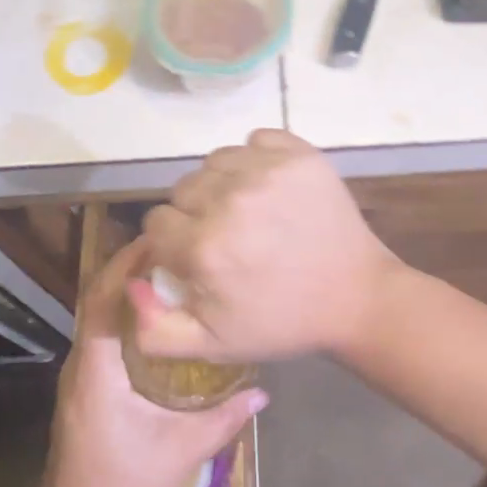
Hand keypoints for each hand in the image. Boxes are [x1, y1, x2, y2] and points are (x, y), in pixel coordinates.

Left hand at [36, 240, 265, 486]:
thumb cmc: (124, 486)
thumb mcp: (180, 452)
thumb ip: (223, 418)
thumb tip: (264, 392)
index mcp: (95, 370)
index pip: (103, 298)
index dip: (127, 264)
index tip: (162, 241)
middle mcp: (79, 364)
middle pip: (97, 298)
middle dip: (130, 268)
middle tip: (174, 249)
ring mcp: (78, 376)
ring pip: (97, 315)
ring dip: (126, 289)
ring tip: (171, 273)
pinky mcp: (84, 388)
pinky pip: (101, 334)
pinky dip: (124, 315)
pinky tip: (158, 318)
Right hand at [135, 128, 402, 361]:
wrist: (355, 295)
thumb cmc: (281, 322)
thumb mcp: (212, 345)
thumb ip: (153, 327)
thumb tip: (131, 283)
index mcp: (205, 247)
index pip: (157, 223)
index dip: (172, 242)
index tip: (196, 256)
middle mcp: (230, 200)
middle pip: (183, 189)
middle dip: (194, 212)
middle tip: (224, 235)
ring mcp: (267, 171)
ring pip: (215, 161)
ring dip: (221, 182)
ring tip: (245, 209)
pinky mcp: (298, 154)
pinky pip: (254, 140)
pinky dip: (255, 158)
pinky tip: (268, 187)